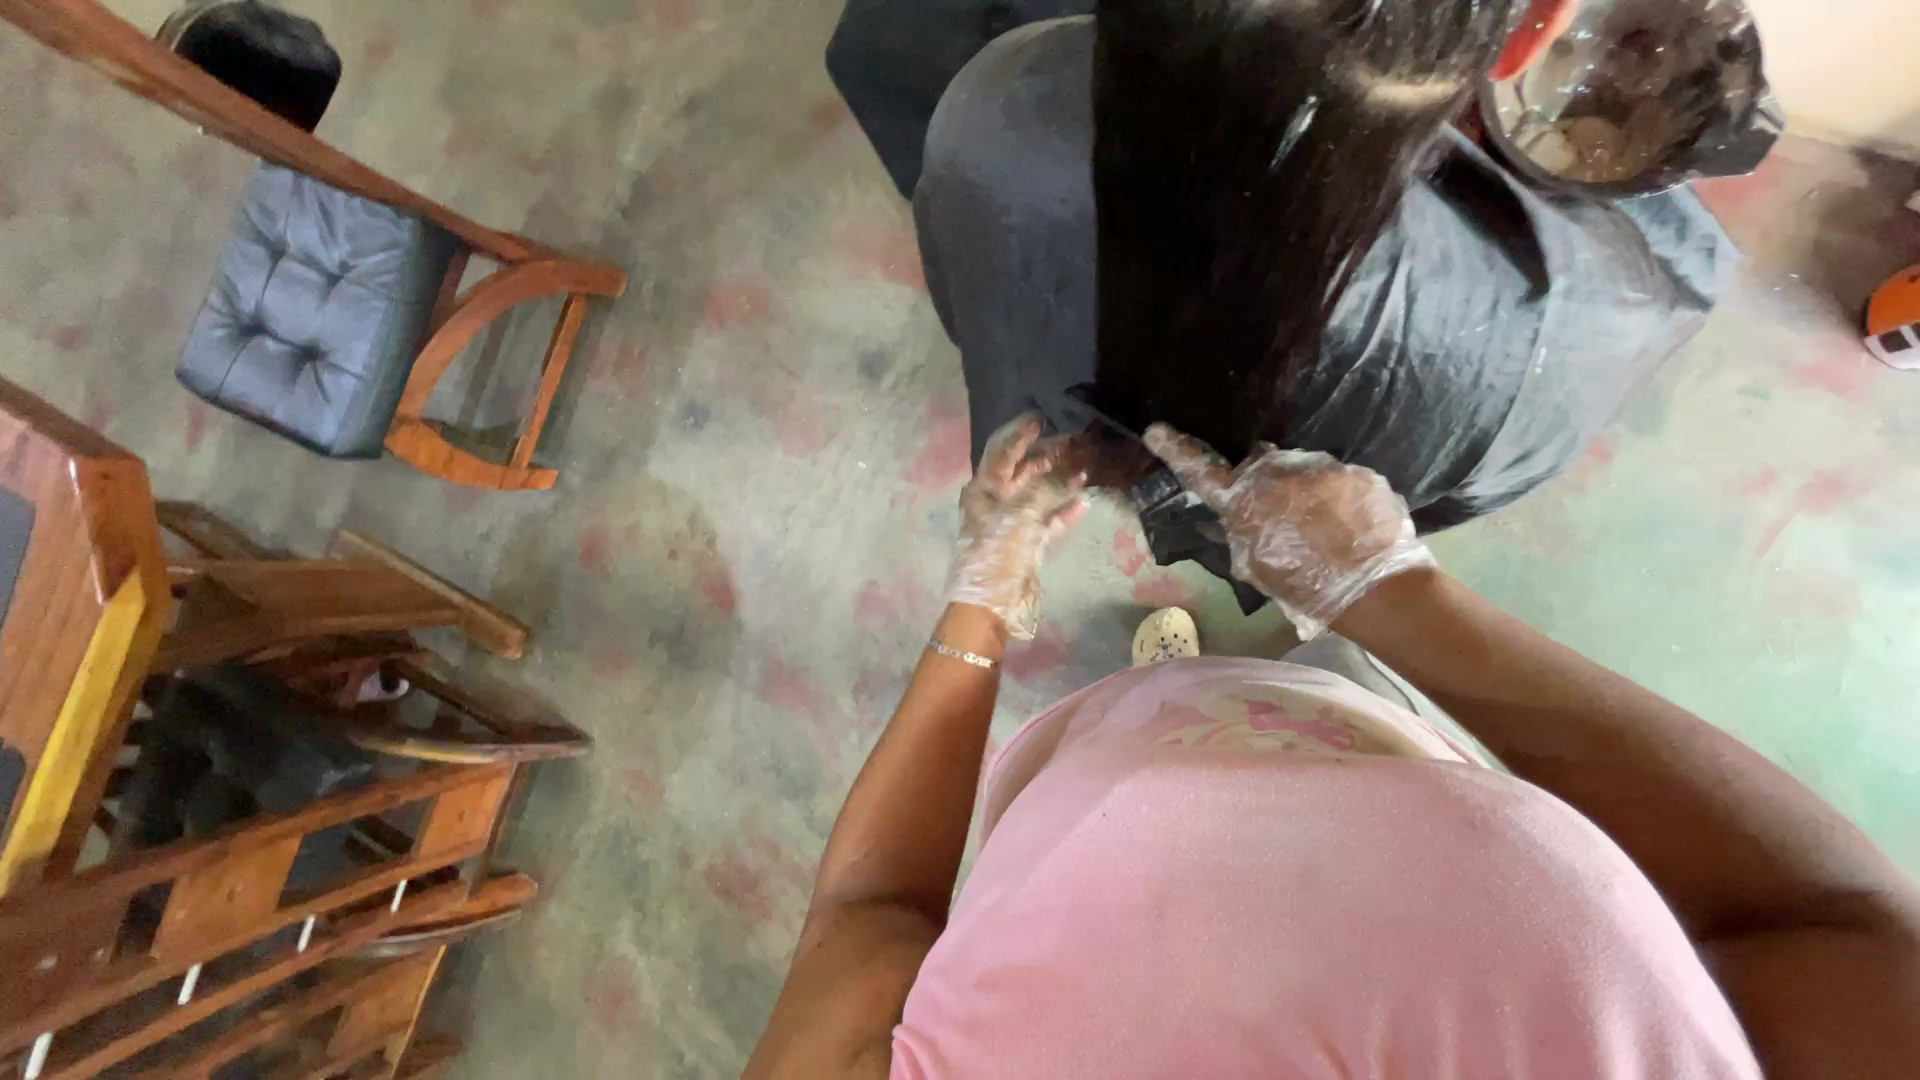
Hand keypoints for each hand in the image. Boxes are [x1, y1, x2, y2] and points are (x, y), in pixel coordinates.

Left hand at [945, 413, 1089, 639]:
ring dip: (1060, 480)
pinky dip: (1064, 510)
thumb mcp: (1020, 516)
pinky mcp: (1027, 543)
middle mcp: (996, 501)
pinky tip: (1084, 501)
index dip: (1020, 433)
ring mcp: (1012, 522)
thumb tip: (1071, 472)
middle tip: (1075, 440)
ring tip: (1085, 465)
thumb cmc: (998, 554)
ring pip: (1038, 493)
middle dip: (1048, 454)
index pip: (1002, 452)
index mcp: (983, 489)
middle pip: (1024, 470)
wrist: (992, 603)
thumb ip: (1045, 489)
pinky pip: (1048, 520)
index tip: (1041, 418)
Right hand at [1144, 425, 1434, 639]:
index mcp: (1246, 501)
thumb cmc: (1305, 587)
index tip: (1156, 431)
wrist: (1376, 589)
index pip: (1201, 470)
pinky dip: (1338, 497)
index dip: (1176, 450)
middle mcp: (1279, 473)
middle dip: (1263, 479)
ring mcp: (1322, 467)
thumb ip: (1239, 534)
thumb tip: (1231, 518)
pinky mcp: (1359, 472)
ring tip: (1323, 526)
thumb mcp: (1255, 567)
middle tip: (1278, 512)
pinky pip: (1339, 479)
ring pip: (1302, 470)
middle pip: (1260, 463)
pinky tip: (1348, 524)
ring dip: (1304, 489)